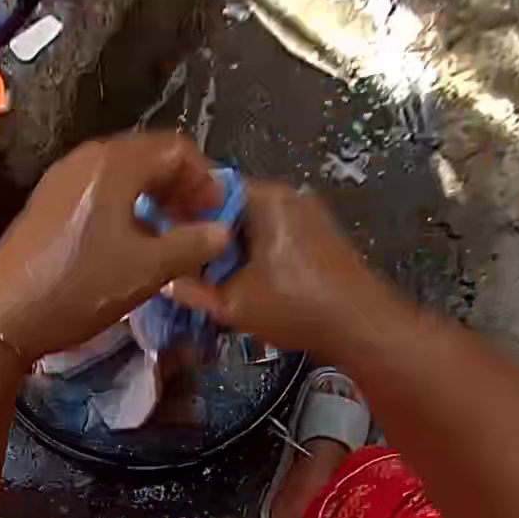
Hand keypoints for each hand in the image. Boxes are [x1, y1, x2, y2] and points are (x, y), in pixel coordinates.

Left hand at [0, 133, 231, 359]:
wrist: (2, 317)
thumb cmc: (78, 287)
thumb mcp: (145, 271)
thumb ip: (190, 245)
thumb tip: (221, 230)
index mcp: (113, 163)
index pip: (175, 149)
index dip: (204, 178)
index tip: (217, 212)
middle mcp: (84, 160)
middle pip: (145, 159)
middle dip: (178, 187)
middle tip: (195, 223)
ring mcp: (58, 182)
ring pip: (119, 178)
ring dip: (149, 200)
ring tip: (164, 236)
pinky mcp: (43, 207)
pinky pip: (95, 195)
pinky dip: (121, 210)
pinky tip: (125, 244)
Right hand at [165, 181, 405, 356]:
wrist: (359, 326)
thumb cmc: (293, 307)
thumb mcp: (231, 302)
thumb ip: (191, 290)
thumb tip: (163, 281)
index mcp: (264, 199)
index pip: (205, 191)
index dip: (178, 215)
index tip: (159, 241)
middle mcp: (285, 196)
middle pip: (226, 208)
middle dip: (201, 236)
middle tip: (176, 265)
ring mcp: (303, 214)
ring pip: (246, 225)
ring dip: (223, 249)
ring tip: (201, 278)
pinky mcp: (313, 234)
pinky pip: (266, 235)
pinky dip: (246, 254)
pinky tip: (234, 281)